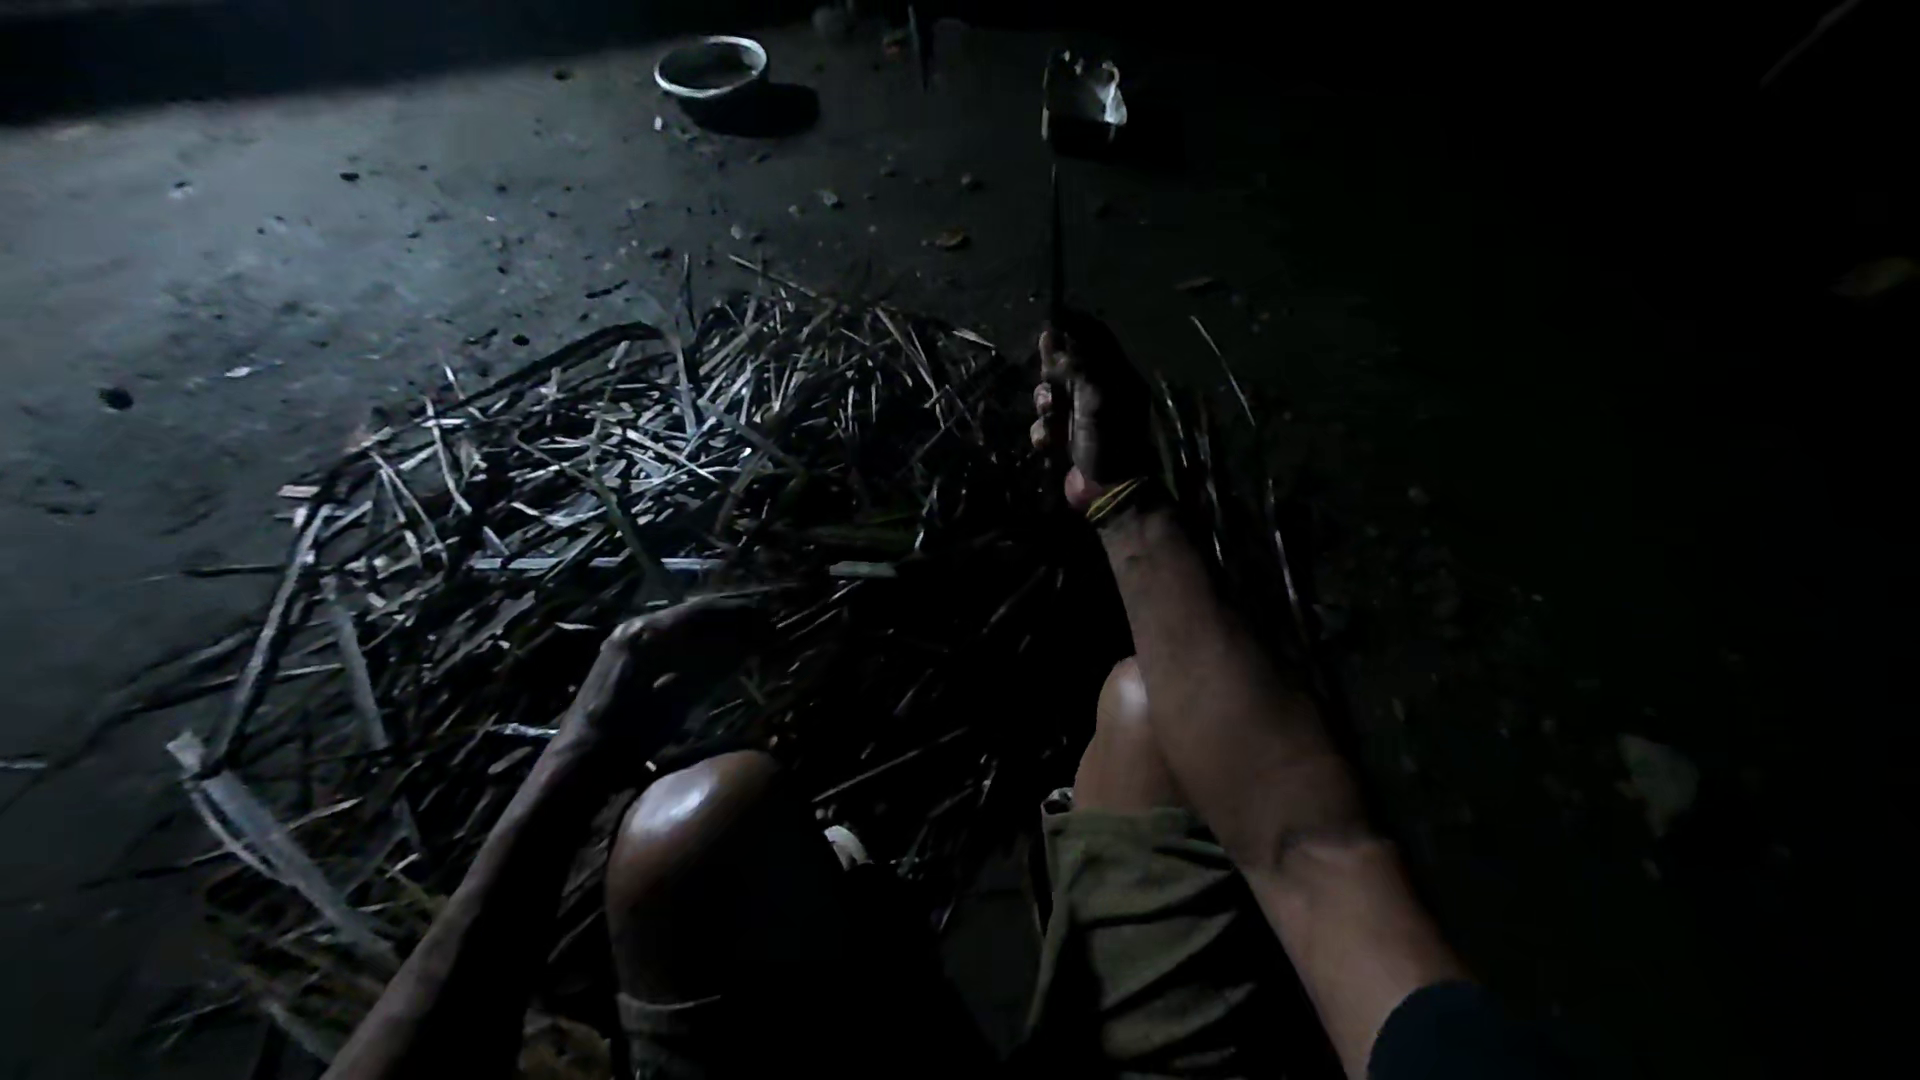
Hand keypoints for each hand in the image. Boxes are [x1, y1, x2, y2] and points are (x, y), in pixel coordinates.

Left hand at [556, 594, 767, 759]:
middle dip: (731, 616)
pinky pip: (669, 634)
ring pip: (682, 621)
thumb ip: (715, 666)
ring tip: (746, 635)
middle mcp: (636, 627)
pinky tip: (715, 648)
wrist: (580, 761)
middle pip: (694, 612)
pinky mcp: (623, 652)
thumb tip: (751, 643)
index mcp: (648, 635)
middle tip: (763, 625)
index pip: (705, 613)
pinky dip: (696, 637)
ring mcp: (626, 638)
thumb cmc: (630, 735)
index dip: (740, 616)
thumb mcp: (680, 701)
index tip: (768, 622)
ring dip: (715, 625)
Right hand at [1031, 309, 1151, 511]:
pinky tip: (1051, 445)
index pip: (1094, 338)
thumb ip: (1075, 364)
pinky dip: (1044, 433)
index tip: (1049, 320)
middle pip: (1066, 364)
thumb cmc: (1110, 440)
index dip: (1072, 325)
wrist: (1109, 491)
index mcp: (1116, 376)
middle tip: (1051, 380)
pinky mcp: (1065, 438)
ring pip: (1049, 394)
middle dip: (1052, 373)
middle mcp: (1098, 391)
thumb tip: (1050, 335)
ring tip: (1052, 416)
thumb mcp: (1096, 396)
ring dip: (1045, 406)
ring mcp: (1081, 416)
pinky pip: (1044, 424)